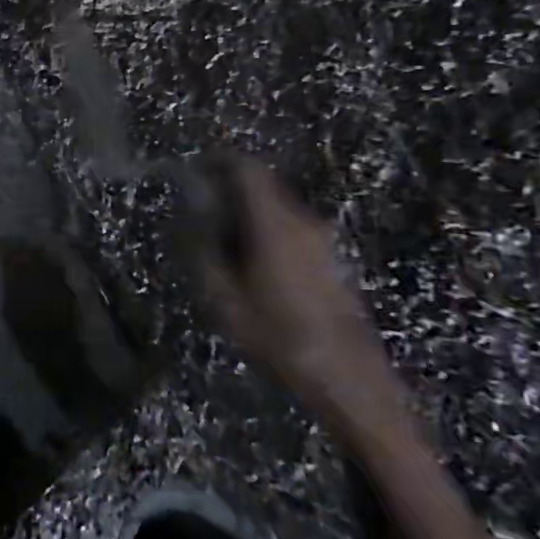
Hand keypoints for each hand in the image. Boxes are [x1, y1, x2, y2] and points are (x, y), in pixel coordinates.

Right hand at [197, 160, 398, 417]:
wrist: (349, 377)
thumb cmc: (281, 339)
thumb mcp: (227, 304)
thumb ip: (205, 255)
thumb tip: (191, 223)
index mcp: (274, 223)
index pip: (247, 169)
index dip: (220, 162)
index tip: (197, 170)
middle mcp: (300, 219)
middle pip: (263, 185)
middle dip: (230, 190)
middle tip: (204, 214)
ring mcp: (320, 237)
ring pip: (277, 207)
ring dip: (250, 212)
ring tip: (226, 246)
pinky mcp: (331, 255)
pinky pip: (291, 226)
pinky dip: (268, 230)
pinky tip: (257, 266)